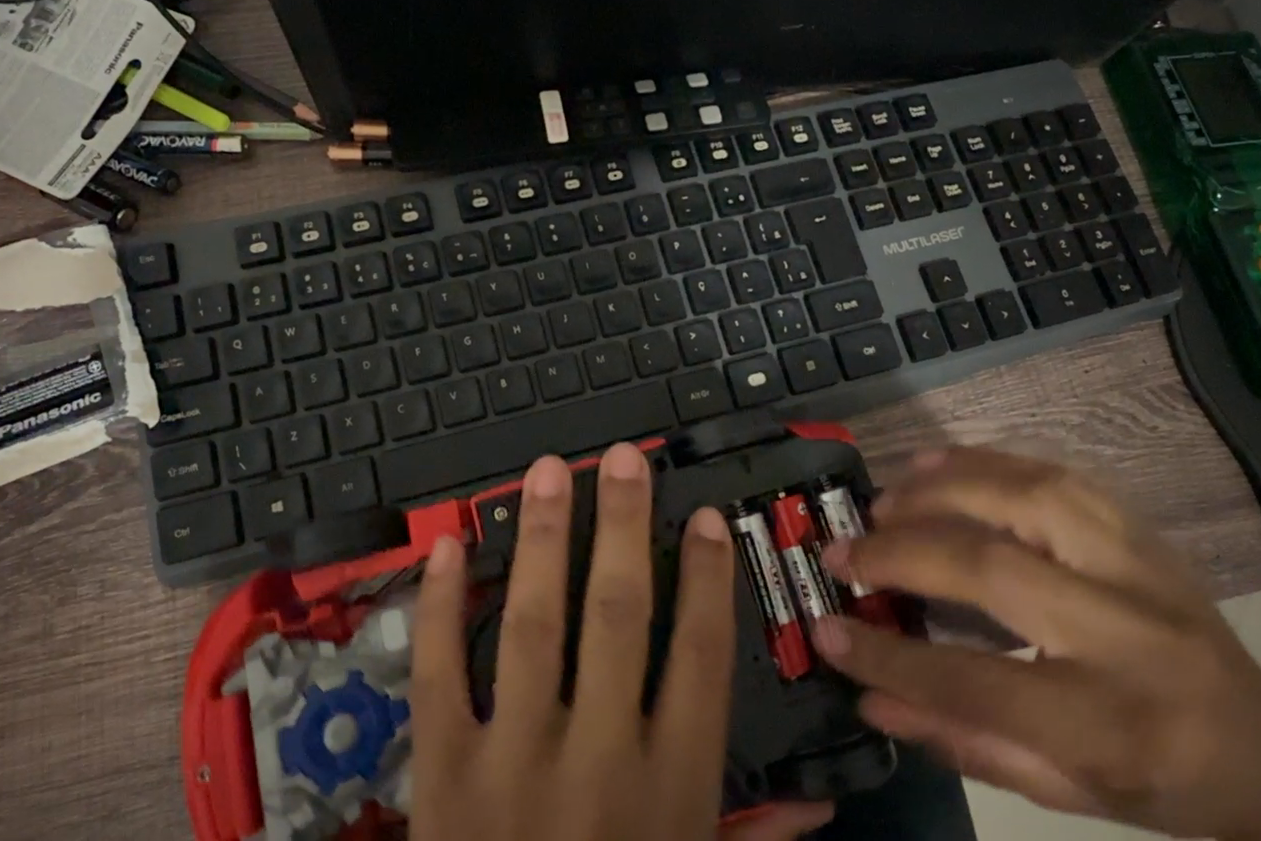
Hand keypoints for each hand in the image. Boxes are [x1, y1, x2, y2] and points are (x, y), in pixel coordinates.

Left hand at [410, 443, 833, 840]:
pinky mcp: (440, 767)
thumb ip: (751, 836)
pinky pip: (440, 671)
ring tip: (548, 473)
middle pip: (617, 616)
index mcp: (669, 783)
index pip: (698, 657)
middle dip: (623, 527)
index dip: (708, 578)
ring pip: (532, 626)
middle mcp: (598, 755)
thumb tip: (820, 808)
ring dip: (543, 541)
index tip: (706, 515)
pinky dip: (440, 605)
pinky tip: (449, 546)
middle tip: (622, 459)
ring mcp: (512, 757)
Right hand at [810, 446, 1260, 840]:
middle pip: (995, 567)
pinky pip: (1064, 477)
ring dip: (944, 489)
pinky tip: (939, 465)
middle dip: (901, 553)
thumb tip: (868, 695)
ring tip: (885, 500)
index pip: (973, 680)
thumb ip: (959, 739)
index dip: (886, 655)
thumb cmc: (1154, 784)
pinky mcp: (1149, 537)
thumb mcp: (1056, 787)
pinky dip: (990, 462)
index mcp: (1111, 722)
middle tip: (841, 552)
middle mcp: (1132, 635)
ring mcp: (1147, 573)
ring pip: (1034, 497)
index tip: (826, 628)